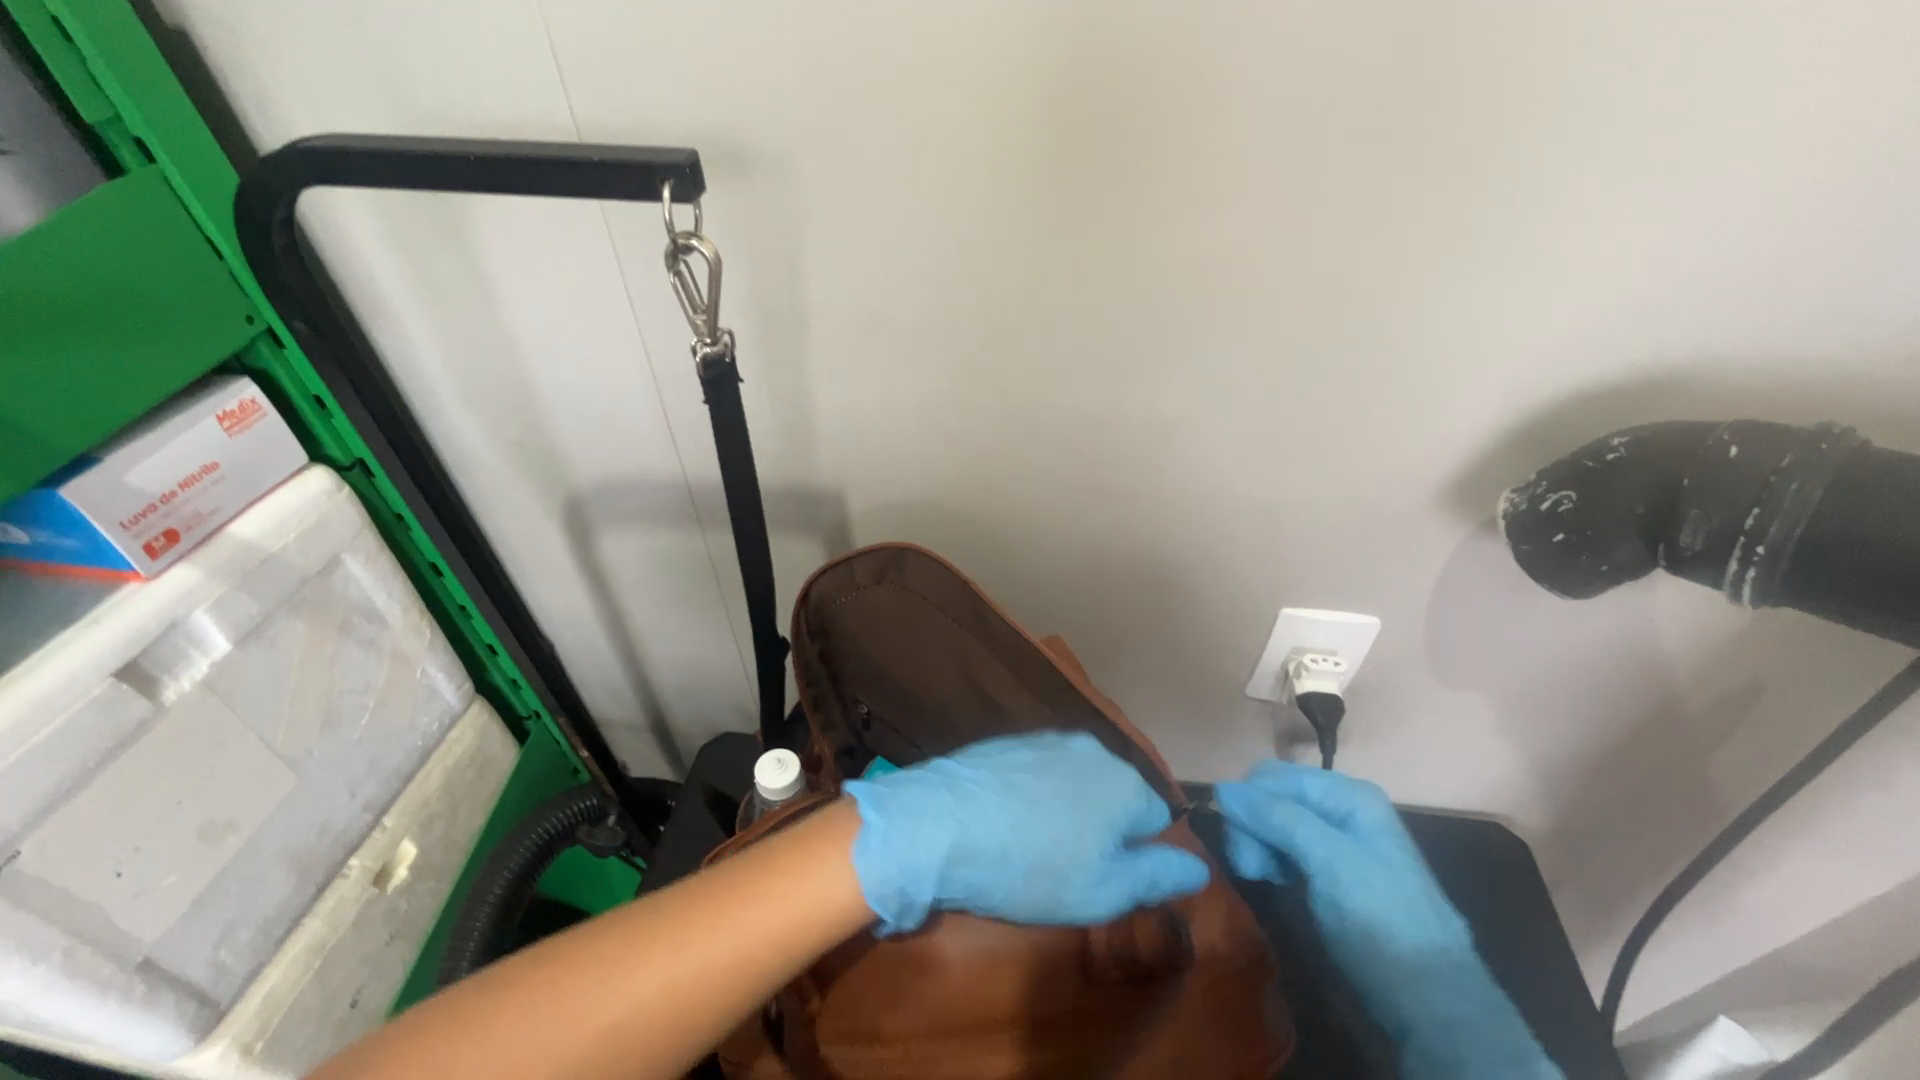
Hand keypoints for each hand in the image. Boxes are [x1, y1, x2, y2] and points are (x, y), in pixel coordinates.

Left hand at [842, 731, 1210, 933]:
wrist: (936, 826)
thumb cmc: (1030, 867)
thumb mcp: (1103, 892)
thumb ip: (1158, 877)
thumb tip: (1199, 868)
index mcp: (1125, 782)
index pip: (1156, 822)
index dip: (1132, 857)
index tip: (1096, 878)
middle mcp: (1092, 749)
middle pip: (1114, 797)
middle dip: (1099, 830)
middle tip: (1061, 868)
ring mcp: (1044, 740)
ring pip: (1074, 784)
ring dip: (1064, 812)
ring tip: (1028, 847)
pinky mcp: (1005, 742)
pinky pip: (1036, 774)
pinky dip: (1030, 797)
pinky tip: (1003, 823)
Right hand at [1216, 762, 1560, 1079]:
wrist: (1426, 994)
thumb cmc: (1381, 920)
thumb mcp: (1330, 862)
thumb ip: (1278, 819)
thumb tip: (1221, 787)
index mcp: (1346, 794)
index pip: (1271, 777)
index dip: (1248, 807)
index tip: (1245, 852)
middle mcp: (1338, 806)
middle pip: (1269, 794)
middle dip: (1250, 826)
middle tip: (1253, 869)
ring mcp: (1332, 837)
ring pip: (1269, 820)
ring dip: (1256, 844)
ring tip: (1262, 877)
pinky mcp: (1324, 867)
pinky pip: (1281, 843)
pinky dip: (1268, 856)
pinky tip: (1273, 879)